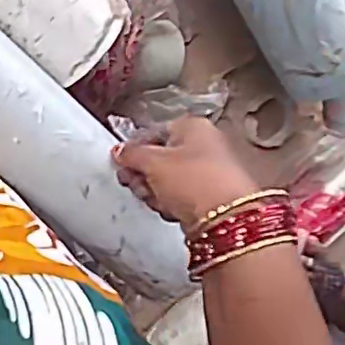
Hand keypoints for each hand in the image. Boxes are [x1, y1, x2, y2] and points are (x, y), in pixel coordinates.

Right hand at [111, 117, 261, 227]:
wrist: (225, 218)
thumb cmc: (193, 180)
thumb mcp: (153, 162)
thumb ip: (131, 154)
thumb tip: (120, 151)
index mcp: (192, 126)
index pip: (152, 132)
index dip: (133, 149)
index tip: (120, 163)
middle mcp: (203, 145)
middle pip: (159, 157)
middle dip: (143, 174)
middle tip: (136, 184)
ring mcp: (207, 171)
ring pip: (167, 180)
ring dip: (155, 191)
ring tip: (156, 199)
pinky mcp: (209, 196)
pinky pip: (180, 196)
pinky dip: (171, 203)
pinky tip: (171, 209)